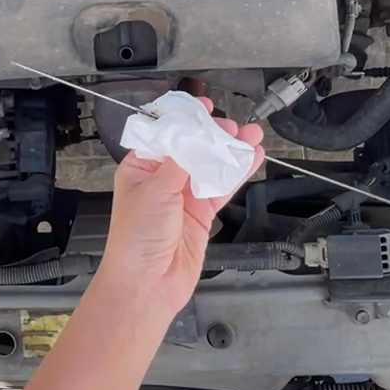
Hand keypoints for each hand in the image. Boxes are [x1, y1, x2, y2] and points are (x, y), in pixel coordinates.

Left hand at [99, 97, 263, 315]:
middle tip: (232, 127)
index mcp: (140, 167)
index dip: (184, 120)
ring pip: (211, 165)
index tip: (203, 107)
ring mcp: (183, 195)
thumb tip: (195, 134)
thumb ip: (179, 160)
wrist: (147, 283)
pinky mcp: (201, 213)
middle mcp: (161, 178)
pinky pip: (221, 187)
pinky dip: (237, 173)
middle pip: (192, 148)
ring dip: (231, 151)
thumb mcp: (154, 190)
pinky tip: (252, 158)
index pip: (164, 135)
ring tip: (253, 135)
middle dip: (213, 135)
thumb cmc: (136, 237)